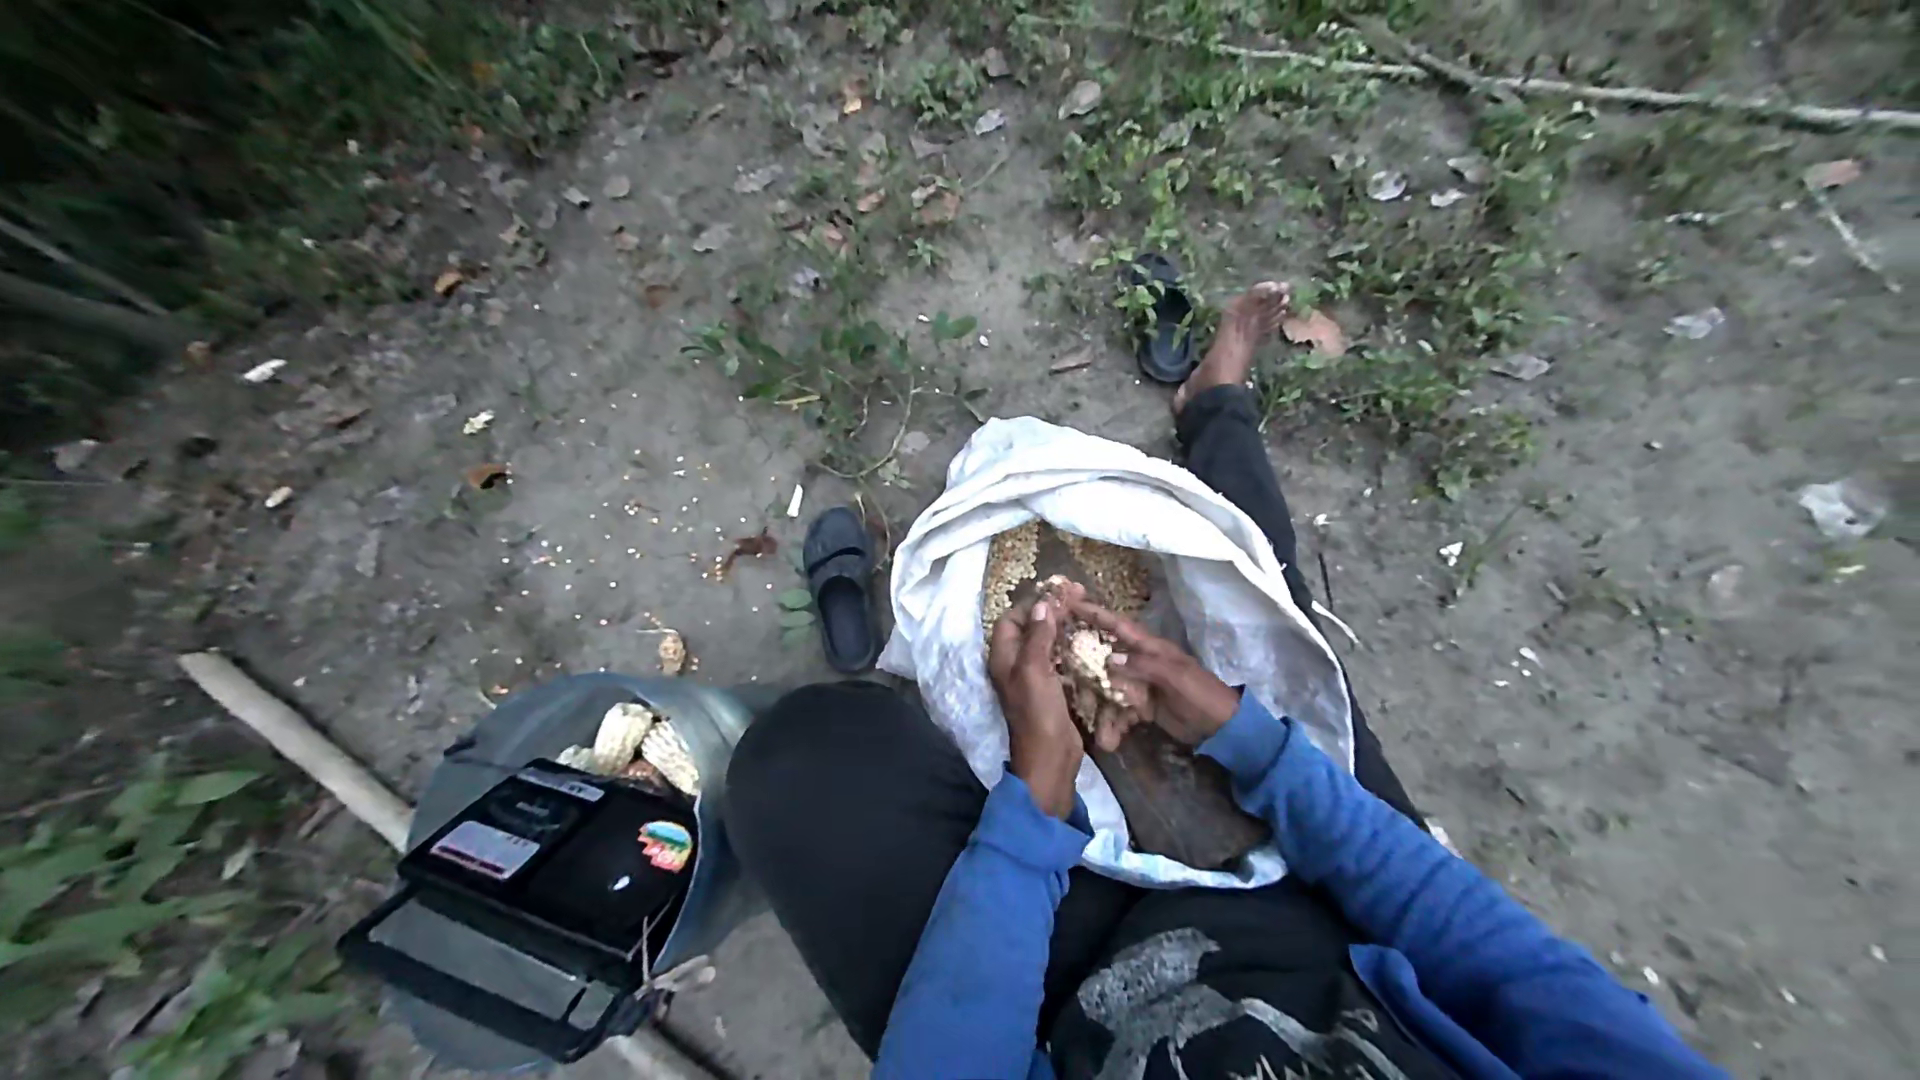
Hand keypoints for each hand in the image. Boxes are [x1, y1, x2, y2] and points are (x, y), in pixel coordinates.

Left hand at [987, 598, 1082, 818]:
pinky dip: (1071, 645)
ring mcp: (1034, 676)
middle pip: (1031, 627)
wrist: (1050, 758)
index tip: (1059, 591)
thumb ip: (1037, 637)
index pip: (1013, 619)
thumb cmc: (1037, 714)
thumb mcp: (1034, 671)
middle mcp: (1016, 664)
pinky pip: (1060, 658)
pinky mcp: (1053, 688)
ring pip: (1047, 641)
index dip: (1033, 603)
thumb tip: (1042, 605)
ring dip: (1064, 625)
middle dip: (1052, 610)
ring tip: (1086, 610)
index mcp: (1004, 658)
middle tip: (1079, 594)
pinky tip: (1089, 637)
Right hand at [1061, 596, 1240, 746]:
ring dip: (1096, 698)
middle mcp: (1141, 661)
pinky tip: (1107, 738)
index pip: (1118, 625)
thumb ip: (1143, 665)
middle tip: (1057, 651)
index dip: (1095, 613)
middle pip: (1105, 652)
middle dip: (1083, 653)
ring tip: (1080, 709)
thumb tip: (1109, 658)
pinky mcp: (1142, 706)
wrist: (1222, 729)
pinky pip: (1120, 710)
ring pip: (1108, 685)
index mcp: (1150, 648)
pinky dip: (1113, 722)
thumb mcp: (1176, 677)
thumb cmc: (1201, 695)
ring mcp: (1140, 684)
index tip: (1070, 602)